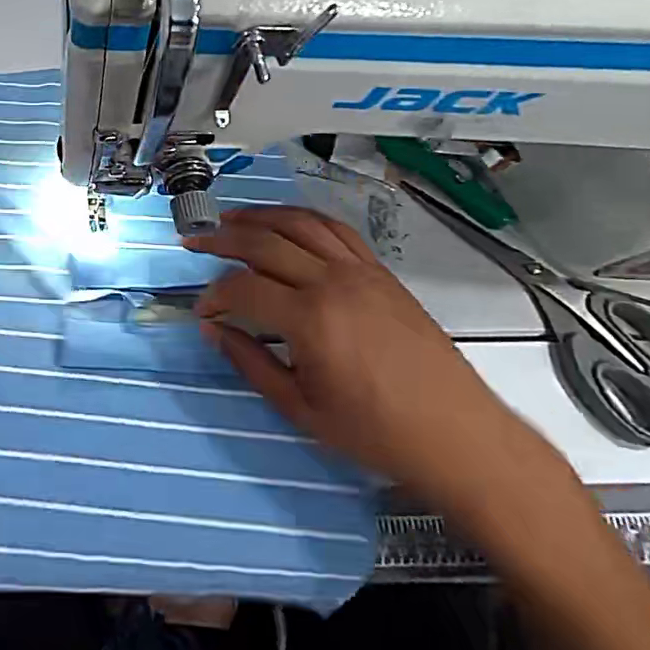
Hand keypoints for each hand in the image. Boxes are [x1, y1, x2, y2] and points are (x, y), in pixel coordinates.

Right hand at [183, 206, 552, 500]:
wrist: (455, 432)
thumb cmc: (376, 431)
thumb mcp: (301, 408)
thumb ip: (251, 363)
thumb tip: (214, 332)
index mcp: (311, 320)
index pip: (243, 289)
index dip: (213, 297)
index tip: (202, 311)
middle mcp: (333, 282)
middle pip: (264, 242)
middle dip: (222, 240)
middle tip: (194, 243)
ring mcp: (360, 271)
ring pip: (300, 224)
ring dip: (260, 217)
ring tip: (231, 219)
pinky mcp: (380, 271)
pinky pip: (336, 230)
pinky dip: (303, 219)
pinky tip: (287, 224)